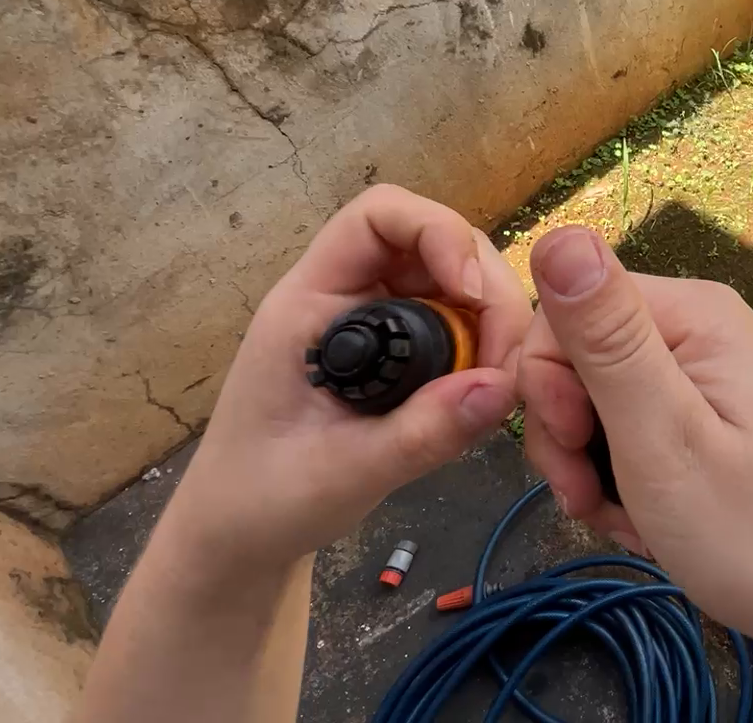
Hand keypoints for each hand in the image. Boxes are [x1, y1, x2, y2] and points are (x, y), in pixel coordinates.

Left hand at [167, 184, 530, 569]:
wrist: (246, 537)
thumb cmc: (263, 501)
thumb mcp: (342, 475)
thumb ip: (419, 433)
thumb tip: (503, 386)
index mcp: (315, 300)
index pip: (379, 216)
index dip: (437, 233)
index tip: (470, 296)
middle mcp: (357, 295)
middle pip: (443, 243)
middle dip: (488, 290)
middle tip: (507, 362)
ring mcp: (389, 319)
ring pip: (466, 281)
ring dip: (498, 322)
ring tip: (503, 384)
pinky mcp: (413, 348)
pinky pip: (470, 322)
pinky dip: (494, 347)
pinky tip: (492, 392)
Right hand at [517, 226, 752, 649]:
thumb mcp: (664, 435)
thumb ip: (607, 337)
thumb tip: (561, 233)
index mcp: (695, 311)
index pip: (566, 309)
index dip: (548, 383)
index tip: (573, 451)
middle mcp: (703, 324)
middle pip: (582, 354)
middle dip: (571, 431)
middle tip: (594, 498)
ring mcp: (709, 368)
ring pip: (601, 397)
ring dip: (595, 462)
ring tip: (630, 515)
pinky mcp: (710, 407)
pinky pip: (635, 423)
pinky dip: (624, 473)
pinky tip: (649, 515)